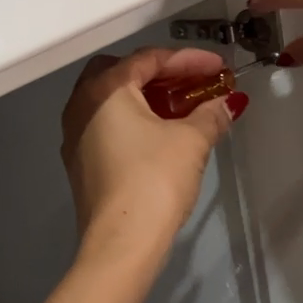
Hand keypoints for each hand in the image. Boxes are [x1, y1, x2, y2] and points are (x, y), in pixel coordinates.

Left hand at [60, 48, 245, 263]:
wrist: (121, 243)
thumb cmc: (154, 181)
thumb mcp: (191, 142)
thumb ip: (210, 115)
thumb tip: (227, 104)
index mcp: (105, 89)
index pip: (149, 59)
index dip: (189, 60)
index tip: (219, 68)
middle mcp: (81, 104)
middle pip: (123, 71)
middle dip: (161, 73)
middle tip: (193, 82)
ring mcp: (75, 134)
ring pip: (111, 99)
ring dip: (147, 96)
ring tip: (182, 107)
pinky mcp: (79, 161)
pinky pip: (106, 123)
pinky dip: (132, 118)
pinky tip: (160, 133)